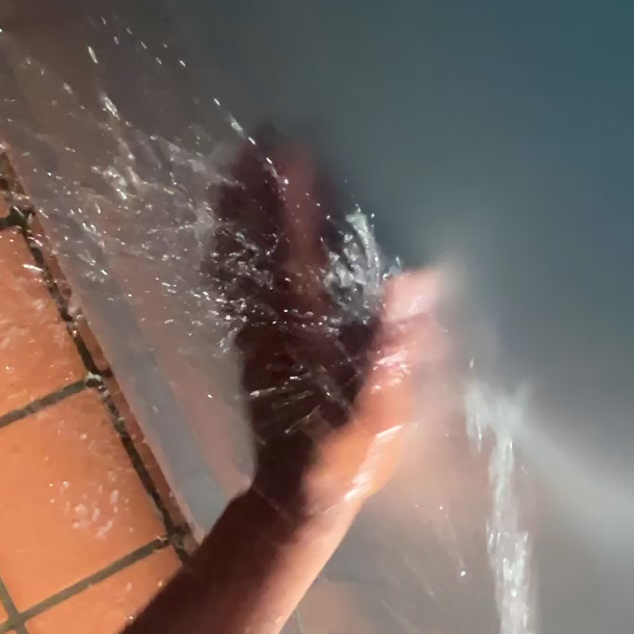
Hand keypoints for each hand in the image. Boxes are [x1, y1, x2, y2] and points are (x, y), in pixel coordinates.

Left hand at [211, 134, 442, 522]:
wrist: (294, 491)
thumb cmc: (346, 452)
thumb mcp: (380, 409)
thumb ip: (392, 348)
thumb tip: (412, 282)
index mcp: (307, 329)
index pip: (299, 252)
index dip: (296, 201)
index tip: (293, 151)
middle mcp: (272, 325)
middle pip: (257, 250)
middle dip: (255, 195)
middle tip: (251, 141)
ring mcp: (254, 337)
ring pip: (236, 268)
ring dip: (232, 219)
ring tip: (228, 172)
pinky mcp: (248, 350)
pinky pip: (231, 291)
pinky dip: (225, 256)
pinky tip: (221, 239)